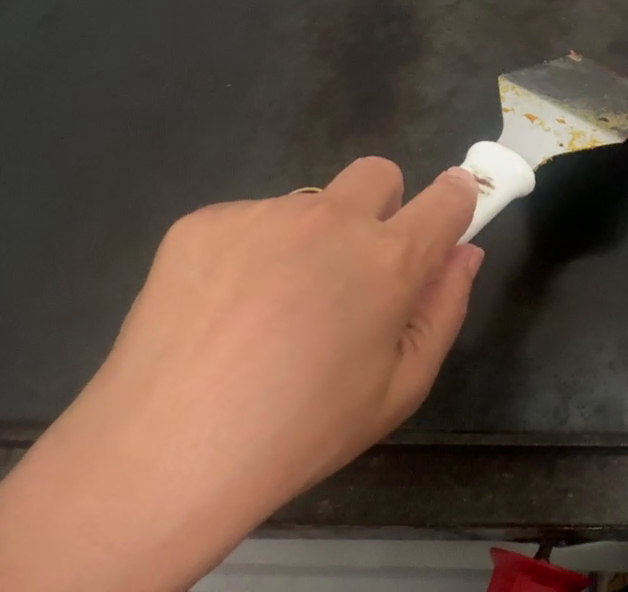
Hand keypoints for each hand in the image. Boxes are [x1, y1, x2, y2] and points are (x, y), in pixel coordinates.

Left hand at [0, 159, 481, 591]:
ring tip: (269, 311)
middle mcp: (331, 219)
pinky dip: (250, 253)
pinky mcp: (203, 222)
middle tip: (352, 272)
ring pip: (309, 204)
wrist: (165, 453)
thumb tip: (462, 254)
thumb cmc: (301, 430)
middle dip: (381, 208)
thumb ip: (444, 310)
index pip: (447, 195)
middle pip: (378, 175)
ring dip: (309, 239)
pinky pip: (249, 221)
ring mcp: (263, 214)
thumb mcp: (400, 389)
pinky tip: (223, 311)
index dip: (456, 199)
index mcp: (389, 259)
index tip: (447, 217)